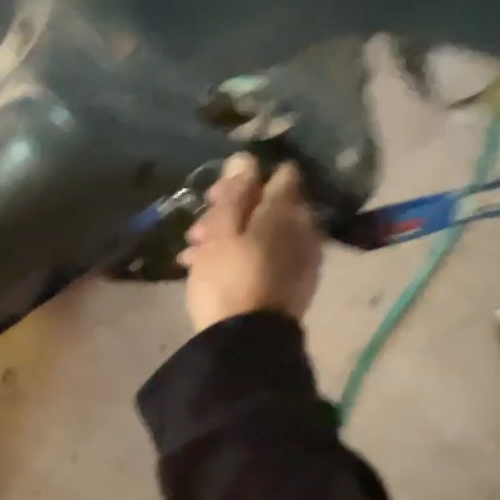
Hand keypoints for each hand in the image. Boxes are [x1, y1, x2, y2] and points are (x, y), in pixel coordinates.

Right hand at [178, 152, 323, 333]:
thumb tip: (246, 159)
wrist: (246, 340)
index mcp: (286, 209)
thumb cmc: (227, 278)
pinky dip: (242, 256)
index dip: (243, 179)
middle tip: (197, 230)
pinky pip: (267, 257)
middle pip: (270, 205)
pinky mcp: (293, 284)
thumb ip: (235, 192)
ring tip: (195, 256)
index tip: (213, 196)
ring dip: (231, 237)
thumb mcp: (221, 230)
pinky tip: (212, 271)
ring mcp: (302, 257)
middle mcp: (303, 227)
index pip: (278, 174)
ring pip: (265, 232)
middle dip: (232, 212)